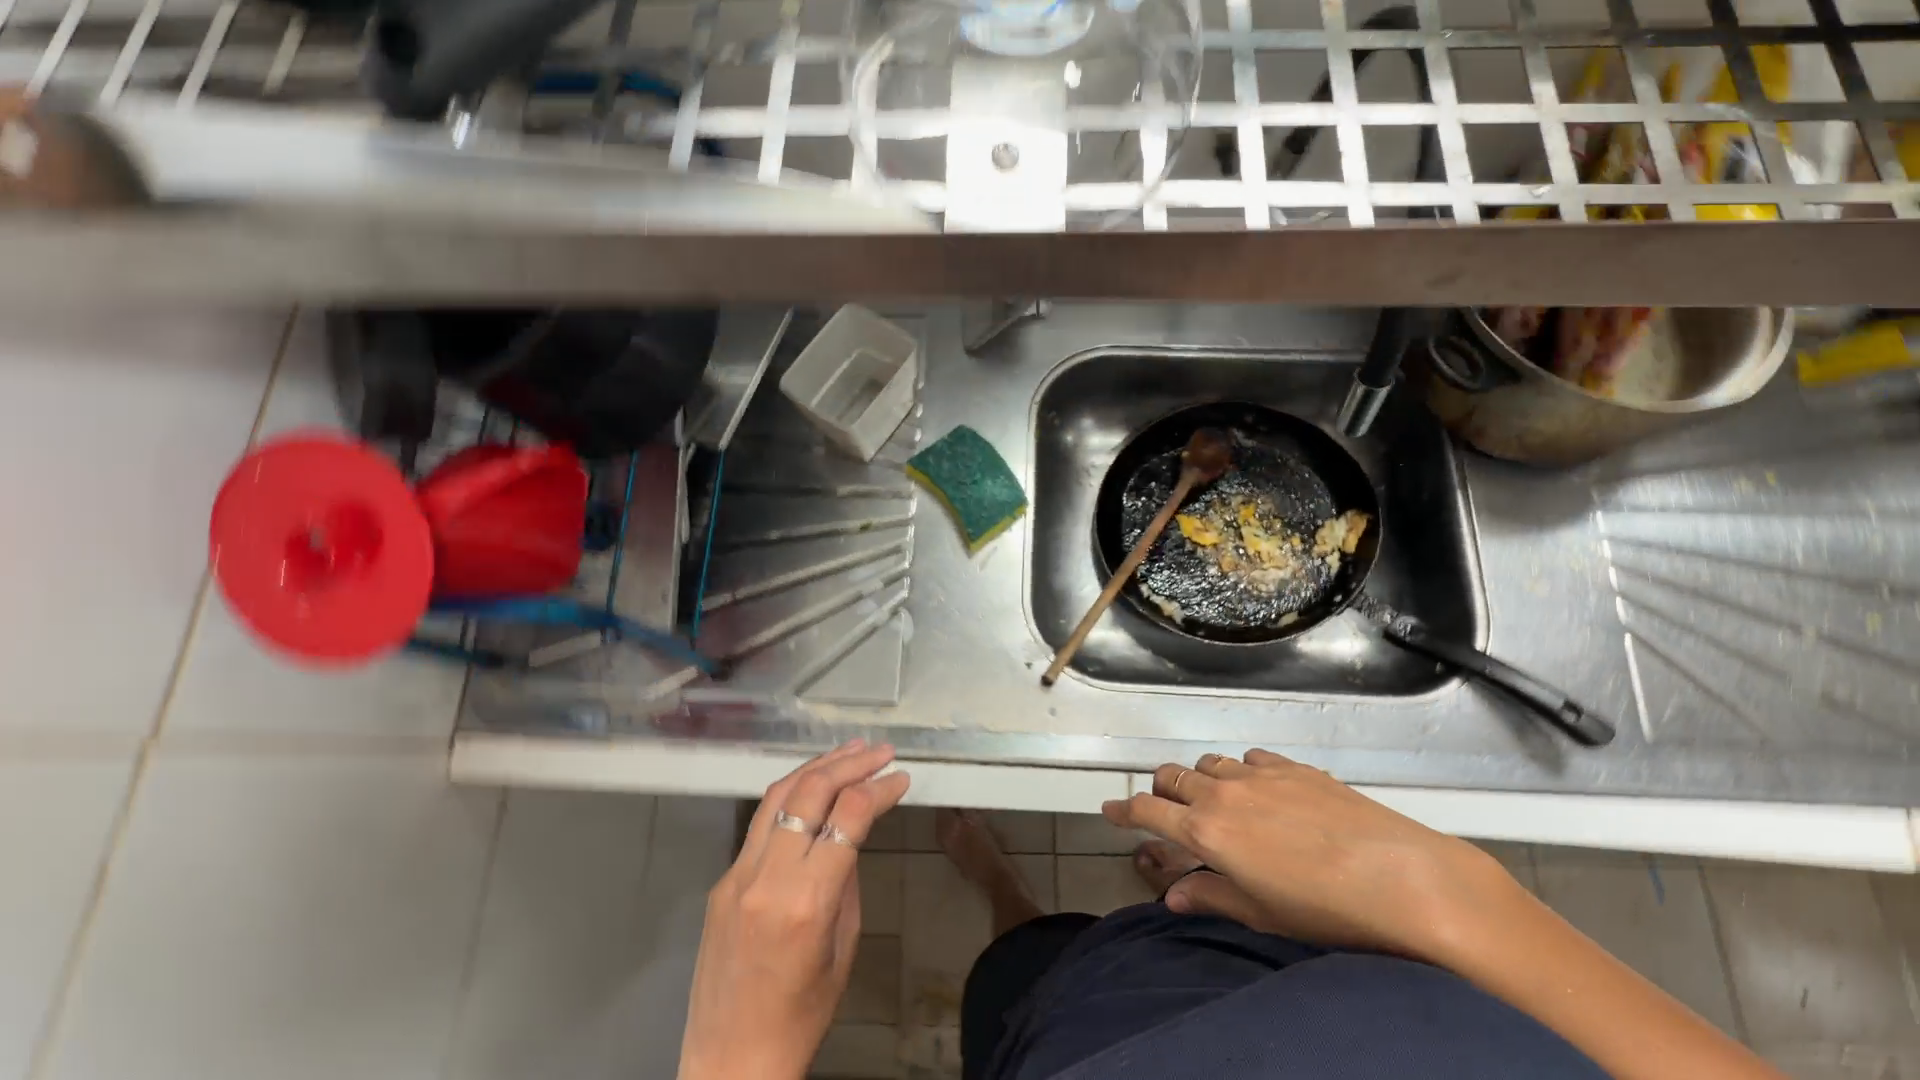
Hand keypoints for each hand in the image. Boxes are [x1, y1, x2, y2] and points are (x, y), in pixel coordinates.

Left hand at [679, 740, 910, 1079]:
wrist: (731, 1059)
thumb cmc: (801, 1017)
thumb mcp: (842, 949)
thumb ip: (846, 883)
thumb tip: (849, 835)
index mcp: (805, 901)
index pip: (846, 817)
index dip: (879, 789)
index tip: (901, 777)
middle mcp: (765, 877)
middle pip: (809, 793)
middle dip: (848, 764)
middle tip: (879, 751)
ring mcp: (736, 875)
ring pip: (777, 797)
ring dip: (816, 767)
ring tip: (849, 752)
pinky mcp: (721, 881)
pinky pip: (759, 825)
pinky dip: (790, 796)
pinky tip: (812, 789)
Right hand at [1103, 748, 1520, 964]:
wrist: (1400, 877)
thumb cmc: (1323, 908)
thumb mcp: (1259, 913)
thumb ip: (1209, 896)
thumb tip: (1171, 896)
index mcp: (1206, 832)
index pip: (1147, 811)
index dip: (1122, 811)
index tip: (1107, 809)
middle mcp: (1224, 794)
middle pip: (1171, 776)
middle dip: (1158, 790)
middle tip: (1163, 809)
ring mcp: (1260, 775)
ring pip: (1209, 762)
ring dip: (1199, 778)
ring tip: (1214, 800)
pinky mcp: (1295, 767)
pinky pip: (1250, 758)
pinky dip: (1240, 771)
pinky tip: (1260, 789)